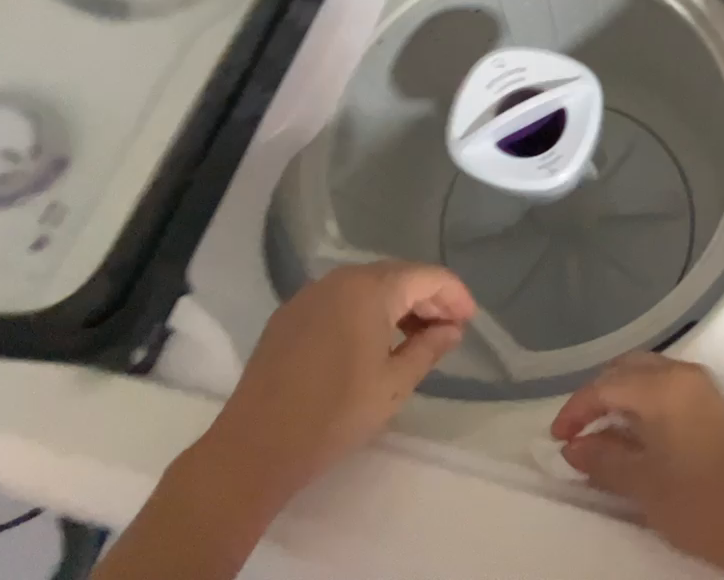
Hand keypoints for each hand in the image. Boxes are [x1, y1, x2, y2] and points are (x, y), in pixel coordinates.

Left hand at [192, 262, 476, 508]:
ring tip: (415, 337)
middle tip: (448, 330)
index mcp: (370, 289)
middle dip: (428, 298)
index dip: (455, 296)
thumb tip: (451, 329)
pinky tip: (373, 342)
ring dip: (397, 304)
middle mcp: (339, 280)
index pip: (427, 277)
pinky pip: (340, 300)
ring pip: (368, 286)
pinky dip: (366, 311)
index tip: (469, 323)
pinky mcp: (289, 317)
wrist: (253, 449)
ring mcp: (309, 296)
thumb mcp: (394, 384)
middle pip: (398, 275)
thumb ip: (429, 348)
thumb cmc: (334, 415)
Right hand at [551, 353, 723, 563]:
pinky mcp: (708, 401)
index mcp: (662, 387)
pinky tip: (629, 433)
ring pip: (645, 373)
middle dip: (596, 395)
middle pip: (626, 369)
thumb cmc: (696, 502)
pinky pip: (663, 385)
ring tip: (598, 434)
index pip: (605, 385)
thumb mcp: (640, 484)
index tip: (558, 439)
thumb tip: (573, 447)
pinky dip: (640, 400)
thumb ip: (602, 458)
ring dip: (618, 396)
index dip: (576, 409)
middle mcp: (681, 373)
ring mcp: (698, 385)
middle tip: (576, 431)